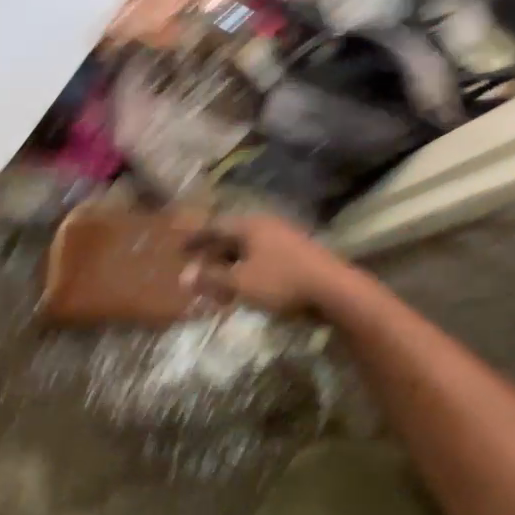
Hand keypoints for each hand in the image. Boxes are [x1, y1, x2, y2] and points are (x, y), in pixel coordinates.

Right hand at [181, 213, 353, 314]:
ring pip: (248, 251)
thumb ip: (211, 278)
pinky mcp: (298, 255)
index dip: (196, 239)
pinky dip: (248, 272)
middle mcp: (266, 225)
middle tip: (199, 275)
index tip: (180, 249)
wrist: (334, 289)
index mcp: (250, 225)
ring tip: (221, 289)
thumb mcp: (240, 282)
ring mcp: (285, 239)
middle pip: (232, 238)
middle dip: (213, 258)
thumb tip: (184, 277)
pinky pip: (263, 259)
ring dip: (231, 268)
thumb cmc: (282, 281)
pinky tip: (247, 289)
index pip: (214, 227)